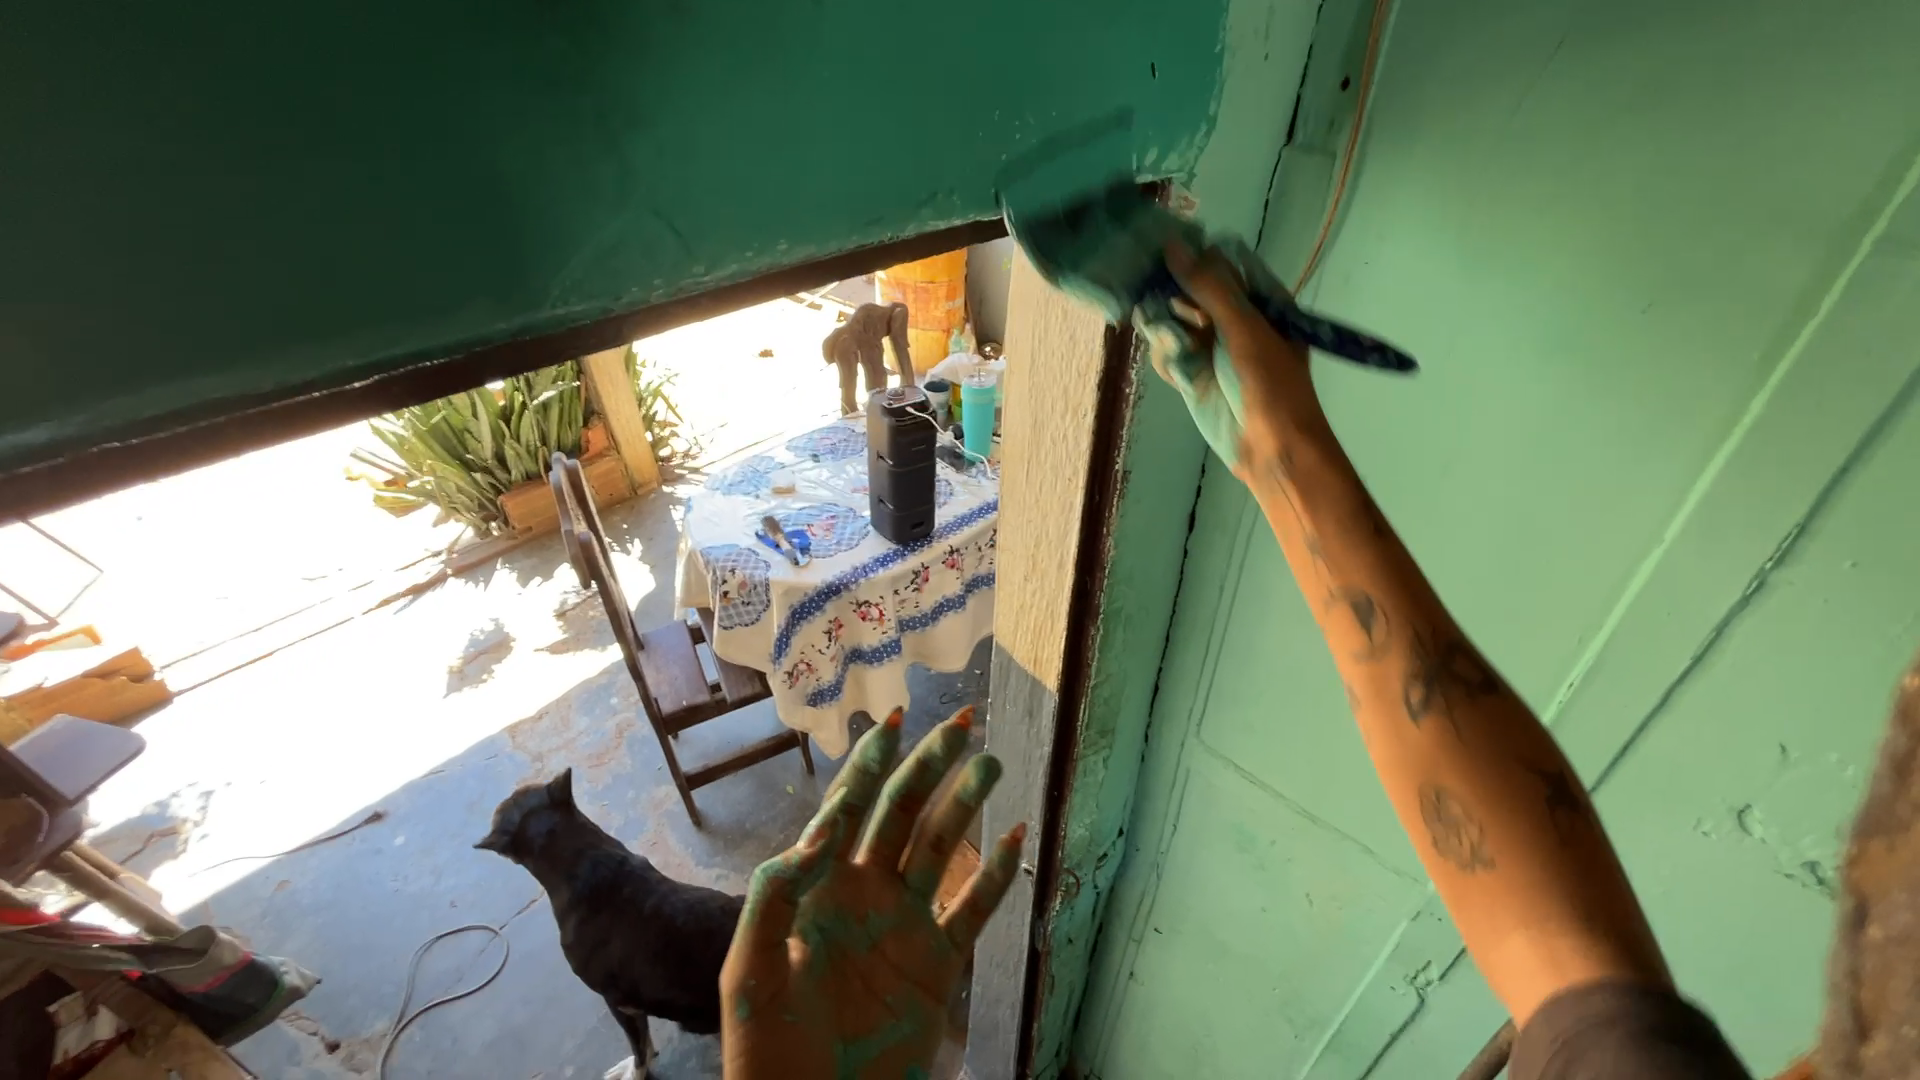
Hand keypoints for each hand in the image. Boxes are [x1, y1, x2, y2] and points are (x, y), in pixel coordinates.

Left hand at [720, 707, 1025, 1079]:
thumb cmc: (767, 1051)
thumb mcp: (750, 972)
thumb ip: (775, 895)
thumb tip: (822, 829)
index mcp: (821, 887)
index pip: (848, 807)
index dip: (869, 764)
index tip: (894, 722)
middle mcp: (868, 891)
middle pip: (904, 813)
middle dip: (930, 765)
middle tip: (963, 724)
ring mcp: (906, 924)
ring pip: (944, 848)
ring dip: (967, 803)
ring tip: (991, 764)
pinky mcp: (938, 964)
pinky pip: (975, 909)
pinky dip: (999, 876)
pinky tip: (1017, 839)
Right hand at [1162, 239, 1329, 460]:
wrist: (1270, 448)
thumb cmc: (1269, 384)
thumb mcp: (1243, 328)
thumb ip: (1208, 287)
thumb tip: (1172, 246)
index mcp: (1259, 299)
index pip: (1220, 262)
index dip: (1192, 256)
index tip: (1162, 254)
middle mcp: (1233, 319)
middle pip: (1190, 291)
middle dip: (1172, 297)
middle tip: (1170, 311)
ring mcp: (1210, 348)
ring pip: (1172, 321)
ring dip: (1166, 330)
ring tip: (1175, 346)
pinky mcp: (1191, 375)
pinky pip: (1167, 353)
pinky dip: (1166, 358)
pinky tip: (1175, 371)